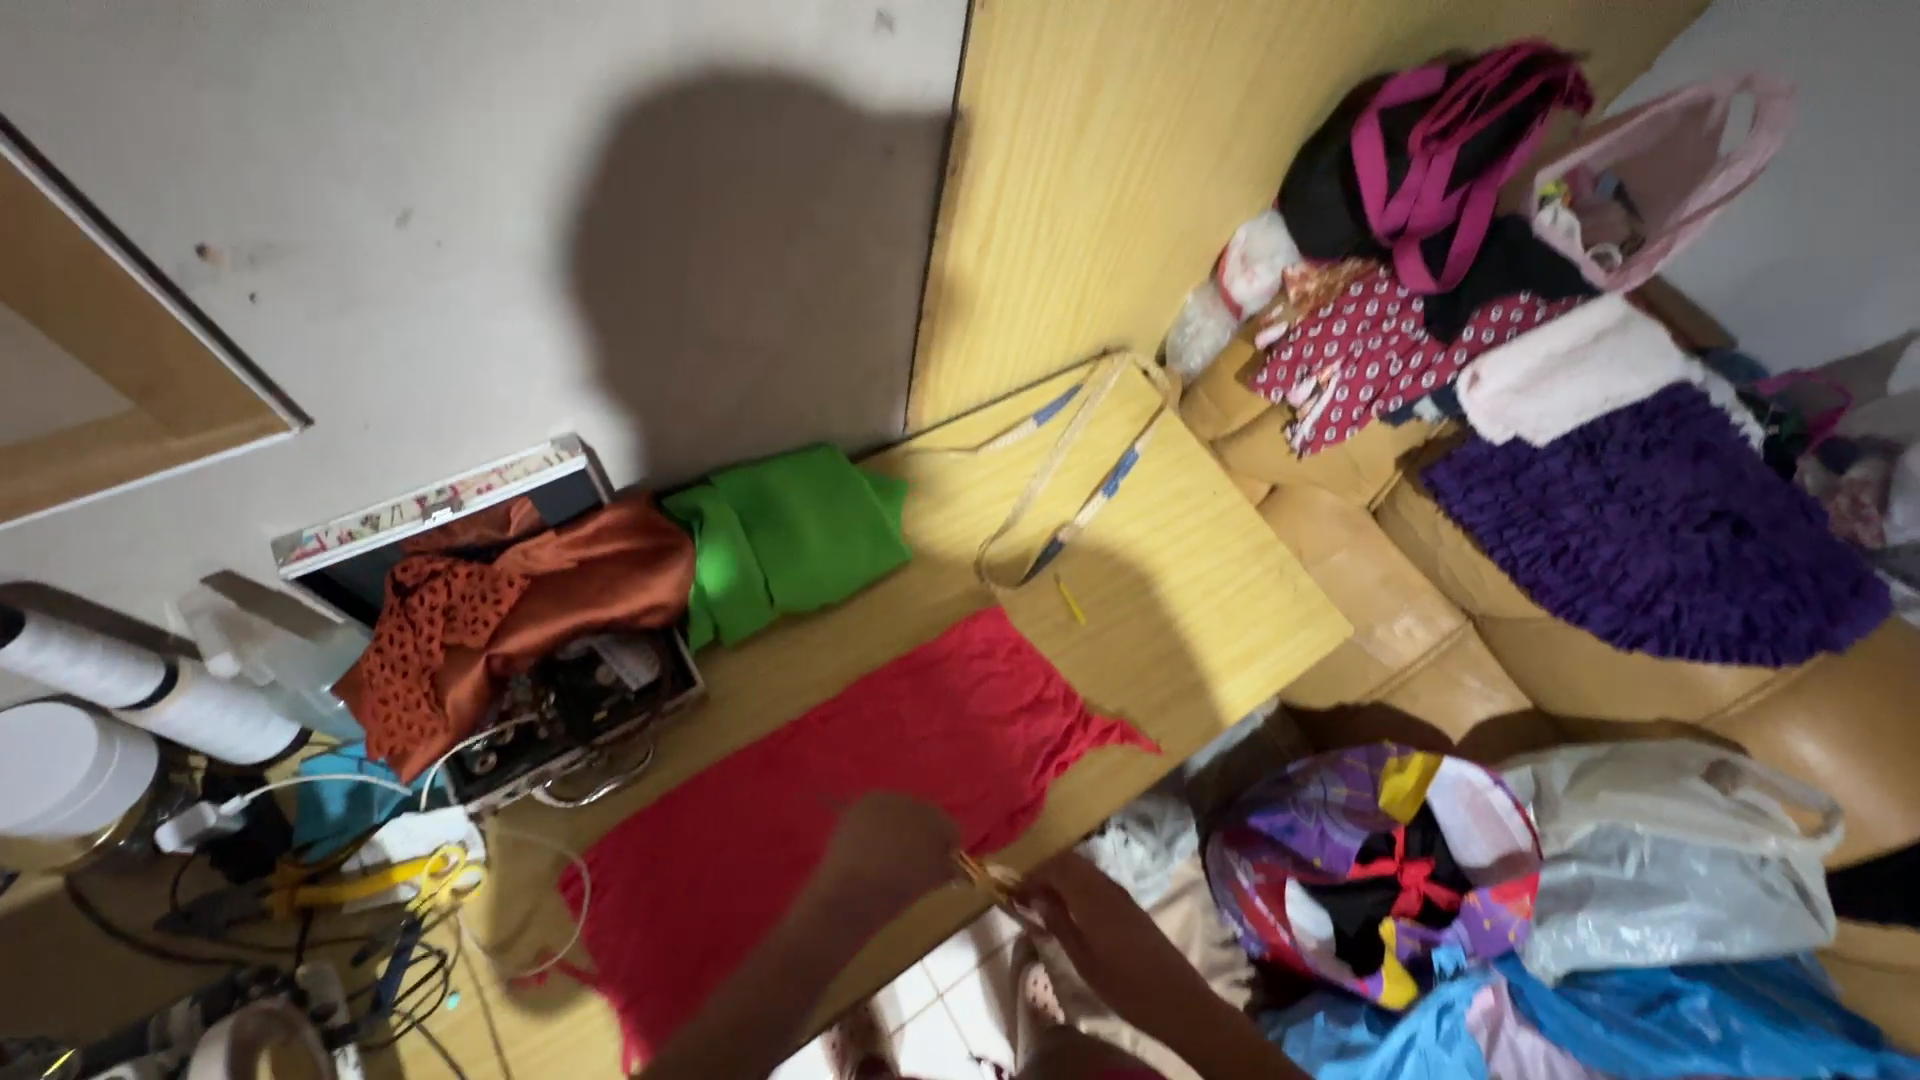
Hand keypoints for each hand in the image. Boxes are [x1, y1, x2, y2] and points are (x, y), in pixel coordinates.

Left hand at [808, 793, 961, 928]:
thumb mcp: (930, 882)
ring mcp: (886, 799)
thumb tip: (951, 863)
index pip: (950, 828)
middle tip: (911, 856)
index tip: (939, 863)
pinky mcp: (861, 803)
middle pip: (924, 814)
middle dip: (921, 831)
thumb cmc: (897, 892)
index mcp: (939, 822)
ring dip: (897, 824)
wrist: (852, 892)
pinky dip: (873, 822)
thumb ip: (946, 867)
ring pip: (898, 809)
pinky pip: (874, 809)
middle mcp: (915, 801)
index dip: (946, 846)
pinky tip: (867, 840)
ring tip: (886, 849)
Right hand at [1018, 851, 1219, 1037]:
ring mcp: (1120, 894)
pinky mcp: (1129, 905)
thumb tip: (1035, 897)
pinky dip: (1078, 885)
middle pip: (1070, 862)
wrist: (1178, 1001)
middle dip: (1046, 872)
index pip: (1056, 867)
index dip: (1033, 875)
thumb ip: (1059, 924)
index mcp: (1092, 897)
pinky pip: (1096, 881)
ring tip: (1044, 902)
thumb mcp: (1083, 961)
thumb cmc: (1125, 987)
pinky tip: (1071, 909)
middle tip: (1027, 895)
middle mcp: (1106, 886)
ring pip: (1084, 869)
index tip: (1014, 891)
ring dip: (1062, 877)